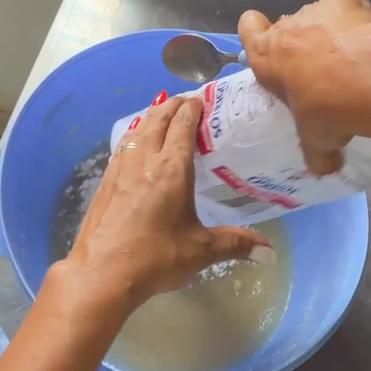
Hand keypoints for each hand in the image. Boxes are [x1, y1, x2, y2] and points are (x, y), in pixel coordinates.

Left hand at [59, 96, 270, 311]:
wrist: (100, 272)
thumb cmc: (155, 257)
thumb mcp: (199, 251)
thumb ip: (234, 244)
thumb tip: (270, 253)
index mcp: (171, 168)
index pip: (182, 125)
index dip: (193, 108)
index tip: (203, 99)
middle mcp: (145, 159)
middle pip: (158, 118)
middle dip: (173, 104)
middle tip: (188, 100)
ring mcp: (121, 167)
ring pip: (139, 128)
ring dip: (153, 116)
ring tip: (165, 113)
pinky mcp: (106, 178)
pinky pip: (125, 144)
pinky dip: (137, 133)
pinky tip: (138, 142)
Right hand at [239, 0, 370, 174]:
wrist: (367, 79)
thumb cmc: (327, 110)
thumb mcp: (317, 139)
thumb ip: (315, 151)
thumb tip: (324, 169)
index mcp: (266, 57)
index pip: (247, 27)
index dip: (256, 32)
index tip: (273, 50)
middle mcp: (286, 28)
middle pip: (287, 26)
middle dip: (301, 43)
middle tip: (322, 71)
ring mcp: (314, 11)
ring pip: (317, 16)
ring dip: (329, 32)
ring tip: (353, 58)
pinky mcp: (344, 0)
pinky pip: (344, 5)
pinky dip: (353, 17)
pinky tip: (366, 36)